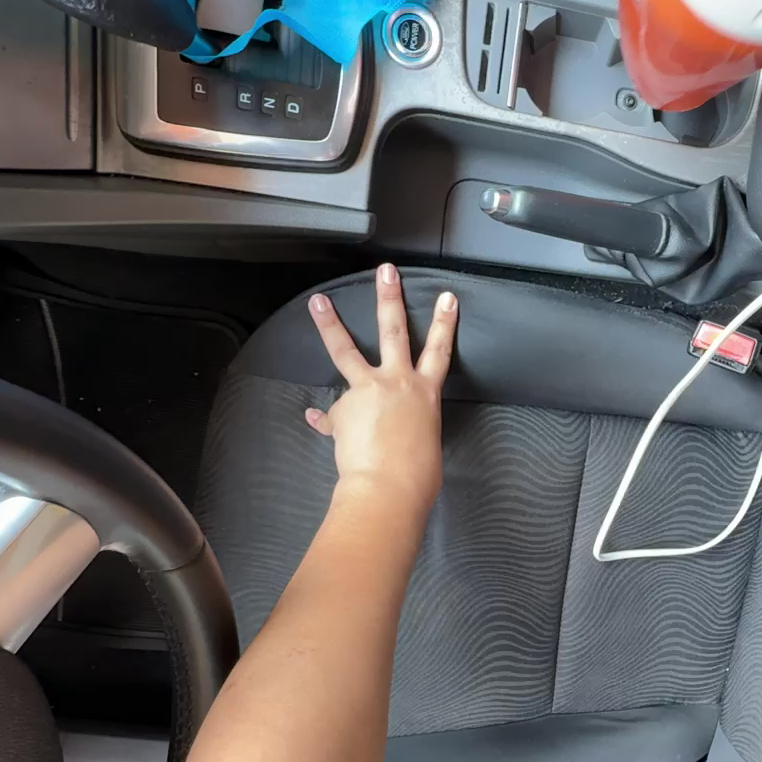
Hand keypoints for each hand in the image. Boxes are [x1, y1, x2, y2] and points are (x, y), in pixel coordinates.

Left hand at [305, 264, 458, 508]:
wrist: (387, 489)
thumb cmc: (418, 476)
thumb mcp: (427, 444)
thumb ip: (413, 426)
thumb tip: (397, 428)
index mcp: (424, 394)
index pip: (439, 351)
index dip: (444, 323)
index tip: (446, 298)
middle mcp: (396, 383)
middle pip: (392, 331)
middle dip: (389, 298)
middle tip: (384, 272)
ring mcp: (365, 393)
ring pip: (345, 351)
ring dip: (330, 324)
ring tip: (318, 302)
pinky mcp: (341, 412)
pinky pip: (330, 416)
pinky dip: (324, 419)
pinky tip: (314, 417)